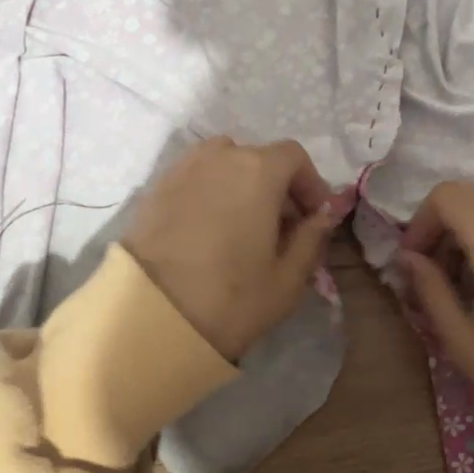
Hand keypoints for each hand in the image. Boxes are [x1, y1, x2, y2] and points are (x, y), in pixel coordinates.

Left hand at [124, 137, 337, 361]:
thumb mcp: (287, 278)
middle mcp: (220, 156)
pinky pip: (195, 177)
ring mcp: (183, 168)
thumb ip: (311, 238)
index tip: (312, 217)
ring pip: (224, 164)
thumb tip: (322, 215)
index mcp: (258, 170)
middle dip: (276, 186)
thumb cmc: (230, 298)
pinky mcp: (157, 187)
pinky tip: (210, 229)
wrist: (151, 315)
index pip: (294, 157)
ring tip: (243, 225)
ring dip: (241, 185)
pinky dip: (210, 192)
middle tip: (280, 228)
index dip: (309, 184)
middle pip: (258, 158)